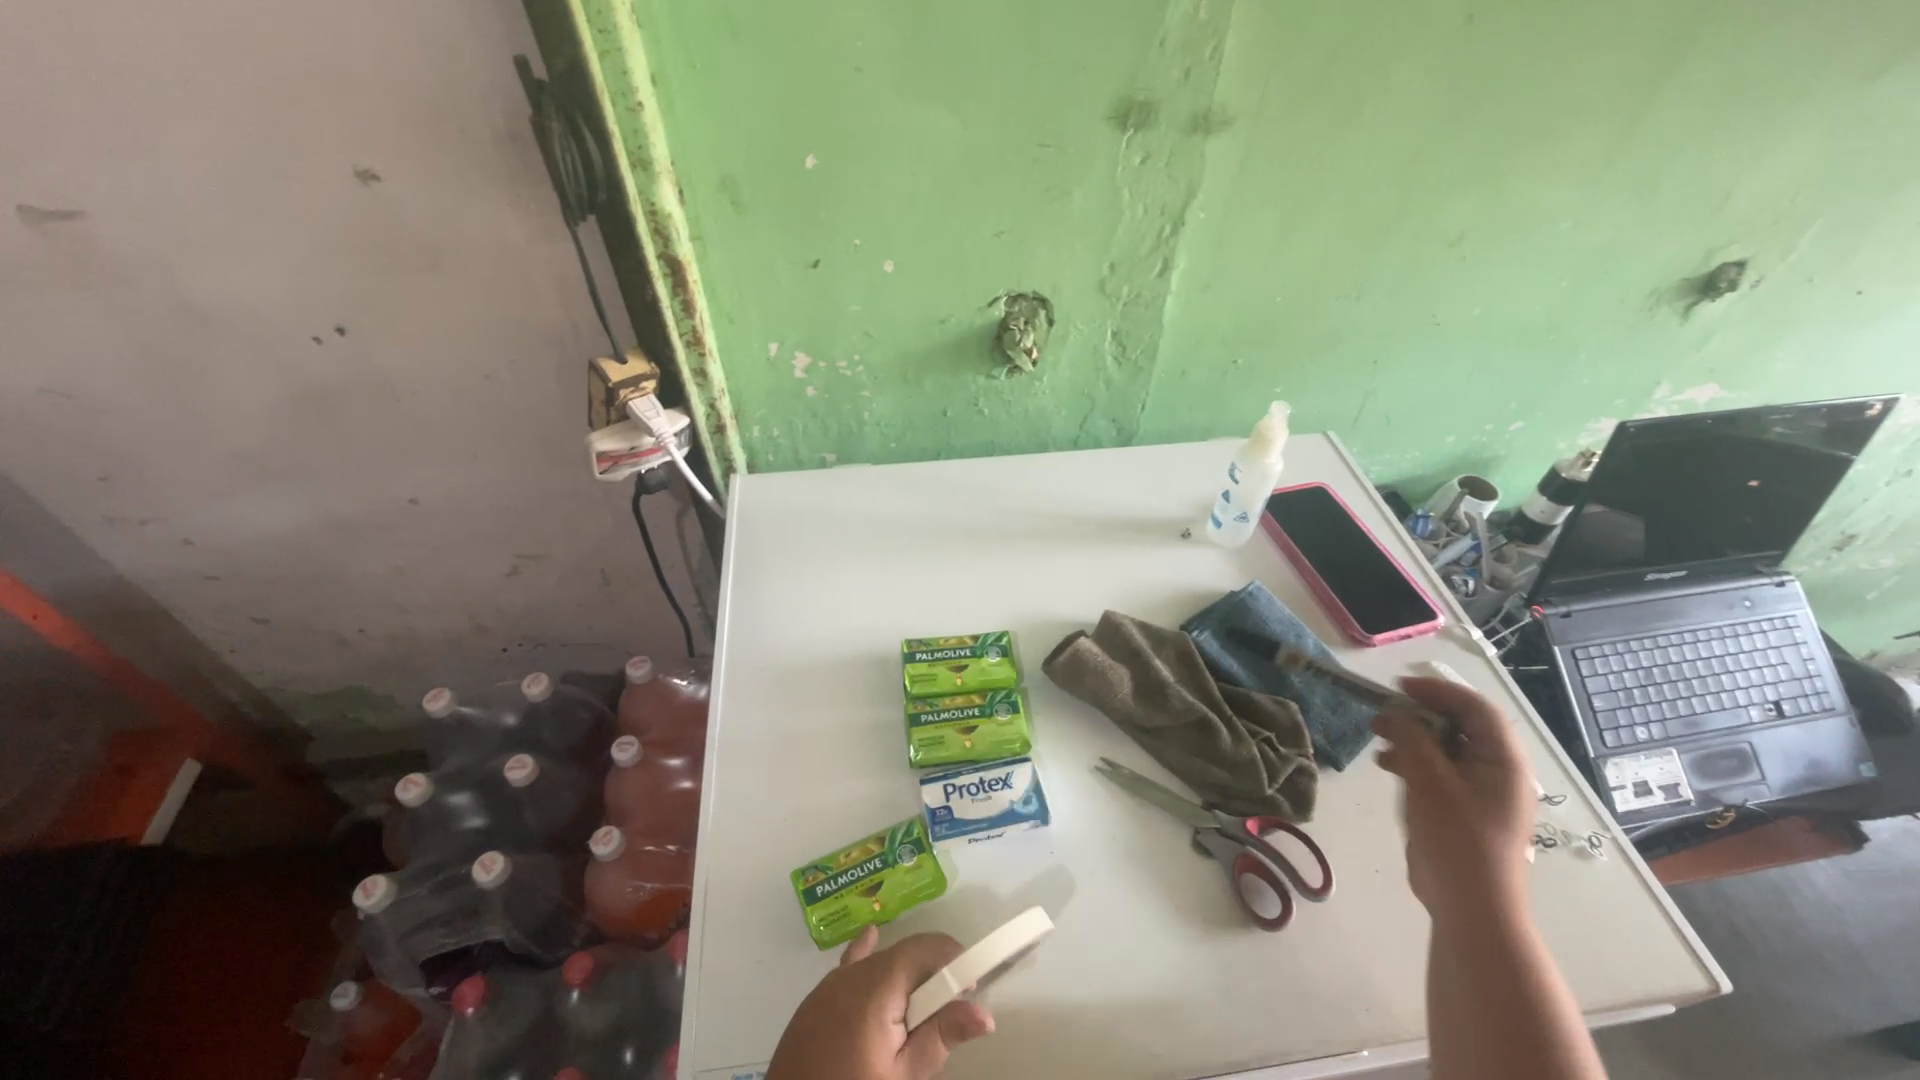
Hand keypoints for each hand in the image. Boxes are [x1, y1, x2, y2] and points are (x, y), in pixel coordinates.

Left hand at [767, 925, 994, 1079]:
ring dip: (906, 976)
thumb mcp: (903, 1075)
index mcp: (878, 985)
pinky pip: (851, 964)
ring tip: (919, 1009)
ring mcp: (831, 982)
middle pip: (906, 954)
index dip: (955, 961)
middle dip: (934, 973)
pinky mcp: (817, 997)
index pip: (927, 948)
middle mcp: (854, 972)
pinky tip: (872, 938)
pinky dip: (870, 955)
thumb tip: (984, 1013)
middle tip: (948, 1011)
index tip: (971, 988)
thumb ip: (941, 1037)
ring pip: (880, 961)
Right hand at [1372, 676, 1534, 921]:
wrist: (1471, 906)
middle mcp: (1498, 771)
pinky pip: (1438, 771)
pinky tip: (1387, 764)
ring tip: (1378, 737)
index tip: (1399, 688)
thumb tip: (1396, 713)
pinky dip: (1412, 761)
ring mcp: (1481, 792)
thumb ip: (1412, 740)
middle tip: (1383, 712)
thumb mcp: (1430, 783)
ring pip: (1446, 748)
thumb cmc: (1457, 840)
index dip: (1439, 691)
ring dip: (1412, 737)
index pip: (1476, 709)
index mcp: (1504, 762)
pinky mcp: (1461, 809)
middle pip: (1460, 726)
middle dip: (1420, 714)